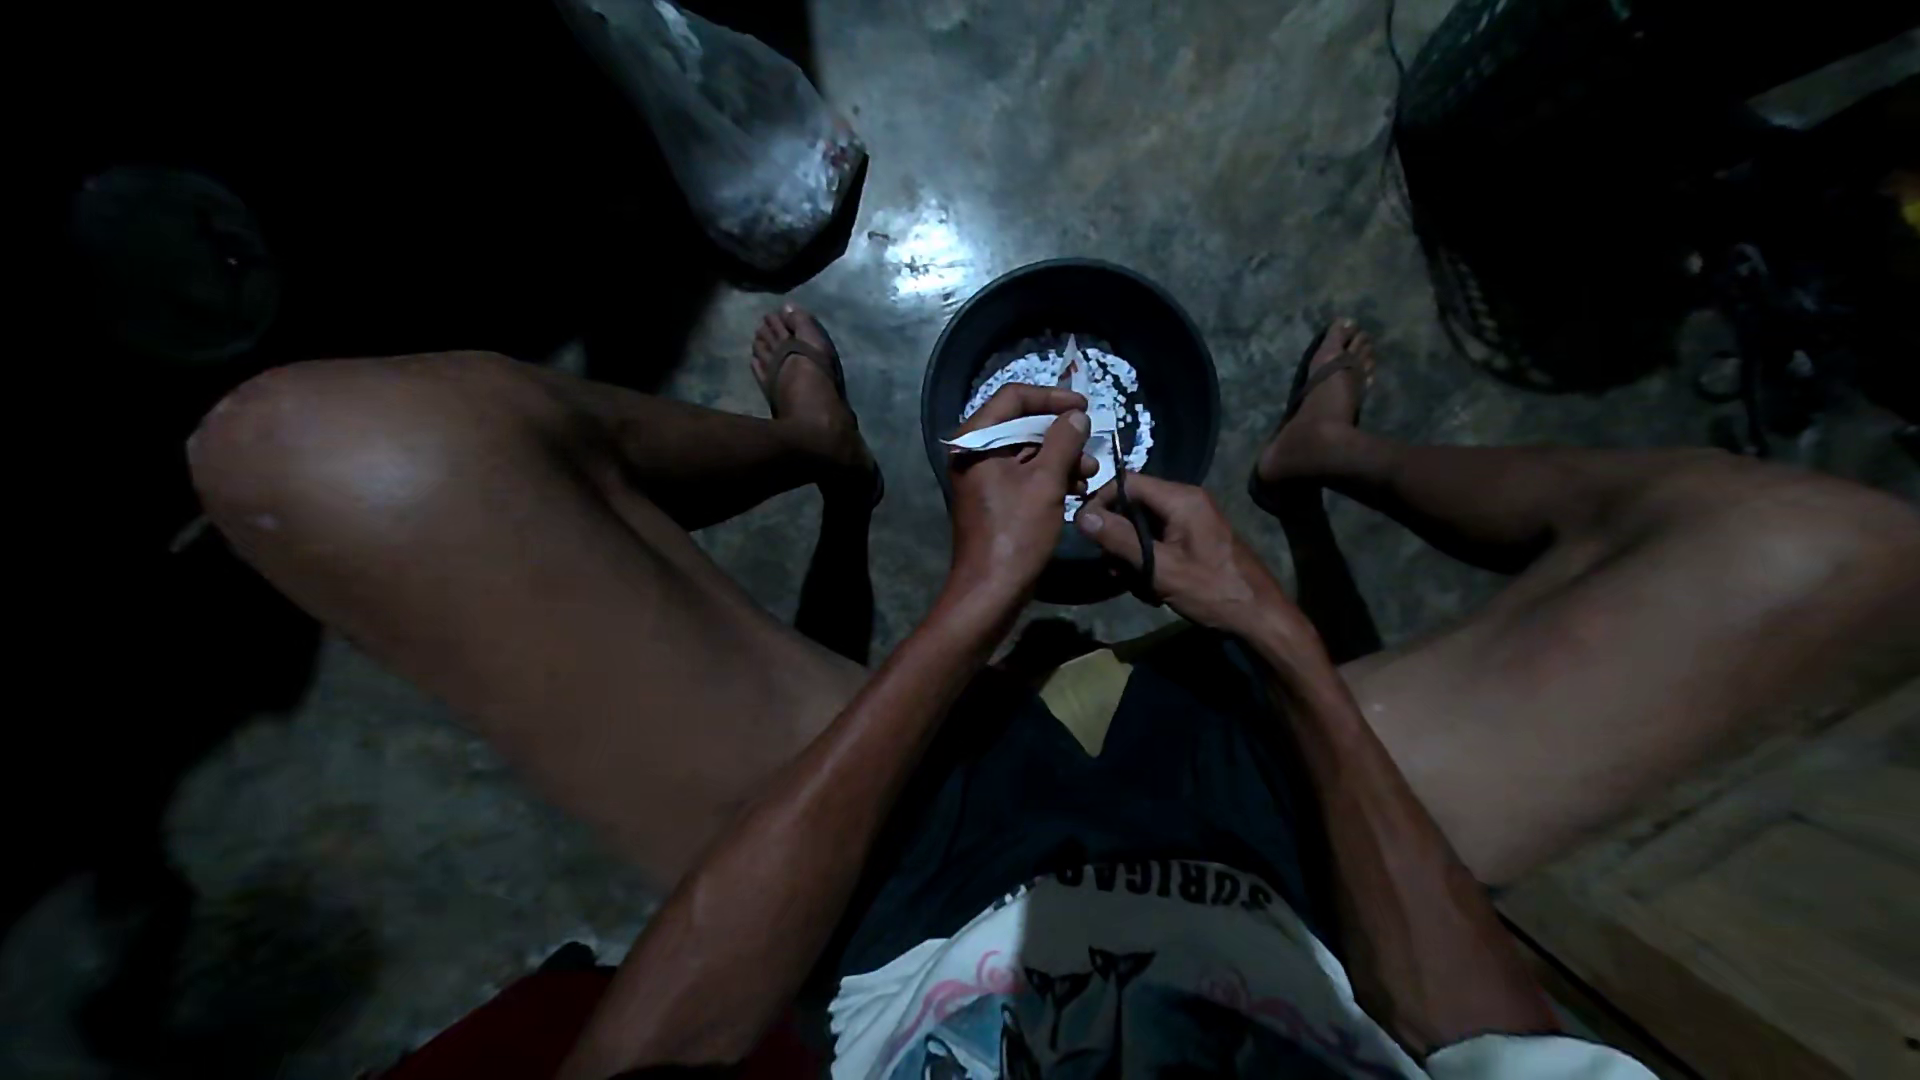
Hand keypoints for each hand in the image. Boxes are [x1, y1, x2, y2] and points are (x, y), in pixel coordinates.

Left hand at [946, 385, 1096, 603]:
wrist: (992, 588)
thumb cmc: (1016, 532)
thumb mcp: (1045, 482)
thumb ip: (1063, 441)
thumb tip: (1077, 415)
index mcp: (976, 440)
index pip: (1013, 397)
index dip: (1051, 398)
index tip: (1084, 407)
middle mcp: (974, 453)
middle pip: (1022, 424)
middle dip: (1060, 435)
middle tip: (1090, 448)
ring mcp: (984, 477)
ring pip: (1027, 452)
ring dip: (1061, 459)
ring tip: (1089, 476)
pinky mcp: (995, 499)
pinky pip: (1025, 476)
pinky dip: (1051, 479)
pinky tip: (1076, 491)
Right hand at [1074, 474, 1300, 637]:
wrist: (1259, 618)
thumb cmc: (1211, 590)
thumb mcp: (1160, 567)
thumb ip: (1120, 539)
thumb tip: (1082, 516)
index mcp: (1181, 499)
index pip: (1127, 482)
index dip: (1101, 501)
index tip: (1086, 530)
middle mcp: (1186, 501)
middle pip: (1133, 505)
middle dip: (1116, 536)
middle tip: (1112, 567)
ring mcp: (1191, 521)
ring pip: (1143, 526)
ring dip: (1130, 554)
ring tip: (1132, 583)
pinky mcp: (1193, 539)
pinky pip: (1158, 540)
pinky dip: (1148, 561)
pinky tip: (1150, 587)